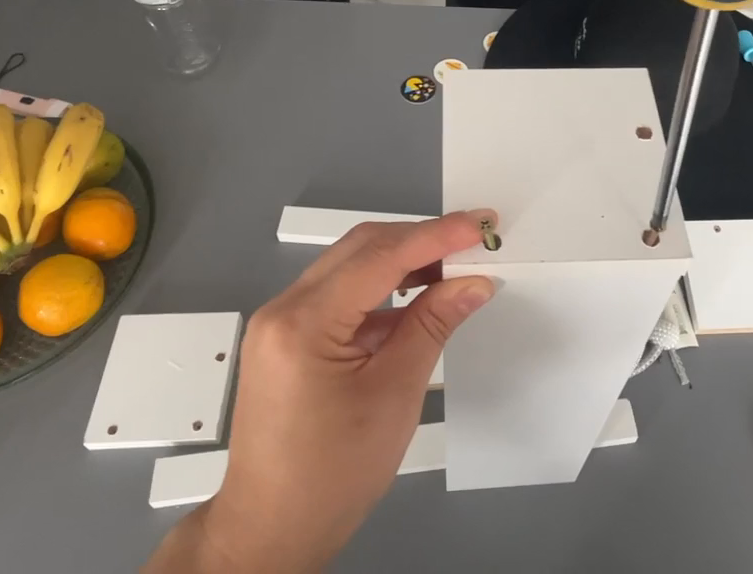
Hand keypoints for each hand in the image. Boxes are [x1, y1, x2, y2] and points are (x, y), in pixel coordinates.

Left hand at [144, 210, 496, 573]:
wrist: (272, 528)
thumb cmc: (335, 472)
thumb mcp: (395, 395)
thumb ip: (433, 325)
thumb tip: (474, 282)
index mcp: (303, 322)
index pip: (378, 257)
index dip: (435, 236)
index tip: (480, 224)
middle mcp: (282, 308)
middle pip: (359, 249)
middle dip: (419, 240)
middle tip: (471, 241)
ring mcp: (278, 321)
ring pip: (348, 267)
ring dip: (400, 262)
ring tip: (452, 267)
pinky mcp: (284, 337)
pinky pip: (337, 295)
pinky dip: (379, 292)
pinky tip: (415, 299)